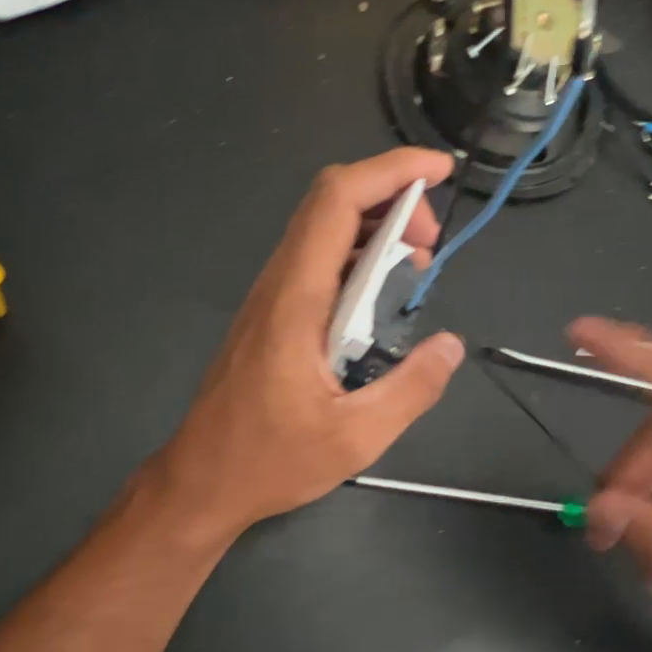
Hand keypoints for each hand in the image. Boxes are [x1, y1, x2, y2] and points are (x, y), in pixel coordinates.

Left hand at [145, 148, 466, 541]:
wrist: (201, 480)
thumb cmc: (271, 460)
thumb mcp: (356, 437)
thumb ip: (411, 389)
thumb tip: (450, 346)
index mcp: (296, 300)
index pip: (338, 201)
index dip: (391, 171)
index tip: (440, 172)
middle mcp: (278, 285)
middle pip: (328, 202)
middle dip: (390, 197)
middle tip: (429, 244)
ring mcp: (269, 299)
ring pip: (319, 230)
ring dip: (372, 227)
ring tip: (414, 264)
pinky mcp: (268, 318)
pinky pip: (313, 262)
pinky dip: (354, 256)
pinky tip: (376, 297)